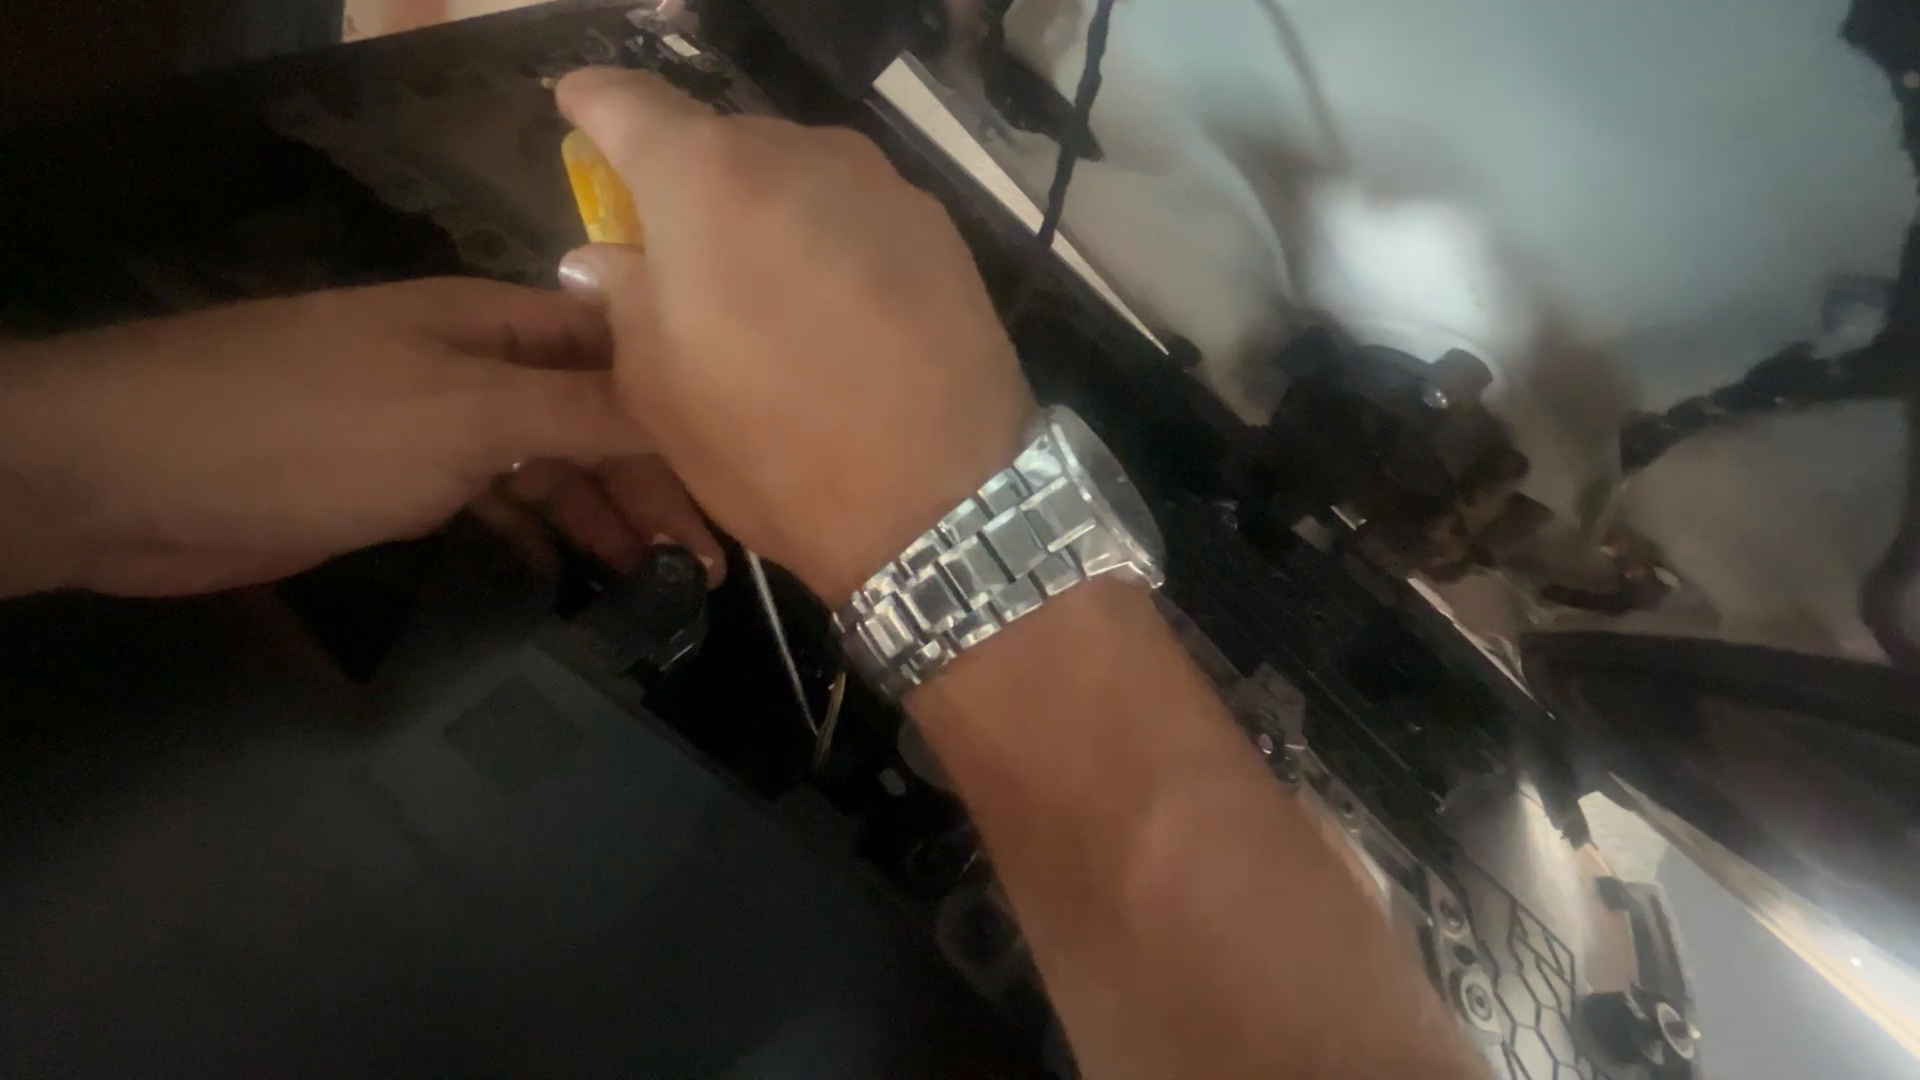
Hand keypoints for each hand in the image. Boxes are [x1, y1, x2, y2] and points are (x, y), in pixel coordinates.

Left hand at [0, 278, 718, 596]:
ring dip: (615, 518)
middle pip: (602, 423)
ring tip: (670, 575)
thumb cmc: (309, 428)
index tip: (739, 462)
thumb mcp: (467, 413)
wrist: (119, 483)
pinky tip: (587, 573)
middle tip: (713, 556)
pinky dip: (553, 535)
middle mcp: (488, 369)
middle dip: (659, 484)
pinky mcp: (423, 482)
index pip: (623, 353)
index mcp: (501, 327)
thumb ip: (583, 410)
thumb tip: (687, 401)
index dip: (685, 403)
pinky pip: (515, 505)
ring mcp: (456, 427)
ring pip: (564, 470)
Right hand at [555, 67, 1035, 601]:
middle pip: (723, 145)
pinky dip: (838, 247)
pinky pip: (863, 219)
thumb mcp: (662, 394)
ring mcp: (887, 190)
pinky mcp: (946, 234)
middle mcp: (803, 154)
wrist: (943, 503)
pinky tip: (848, 314)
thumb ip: (624, 303)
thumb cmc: (778, 454)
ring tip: (780, 302)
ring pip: (801, 180)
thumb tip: (606, 260)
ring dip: (774, 222)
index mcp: (706, 179)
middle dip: (696, 192)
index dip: (596, 115)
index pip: (624, 102)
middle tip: (694, 263)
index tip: (588, 132)